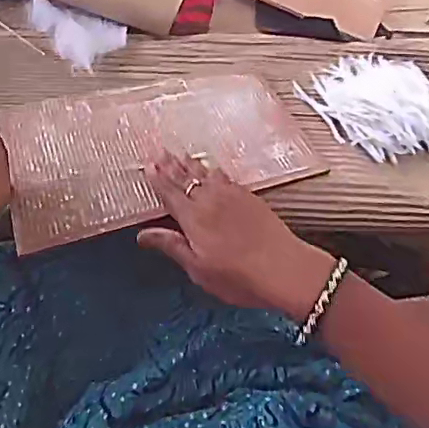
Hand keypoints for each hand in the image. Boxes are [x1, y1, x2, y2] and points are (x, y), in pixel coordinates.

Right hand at [137, 152, 336, 316]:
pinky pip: (225, 177)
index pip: (169, 192)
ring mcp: (231, 196)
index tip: (148, 166)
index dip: (157, 179)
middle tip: (160, 151)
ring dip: (191, 163)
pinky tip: (214, 169)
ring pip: (205, 173)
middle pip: (185, 177)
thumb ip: (171, 246)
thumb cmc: (239, 276)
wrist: (285, 268)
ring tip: (181, 154)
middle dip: (170, 164)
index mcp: (193, 217)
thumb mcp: (198, 269)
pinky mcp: (249, 197)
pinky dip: (214, 170)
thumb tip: (143, 235)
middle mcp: (210, 200)